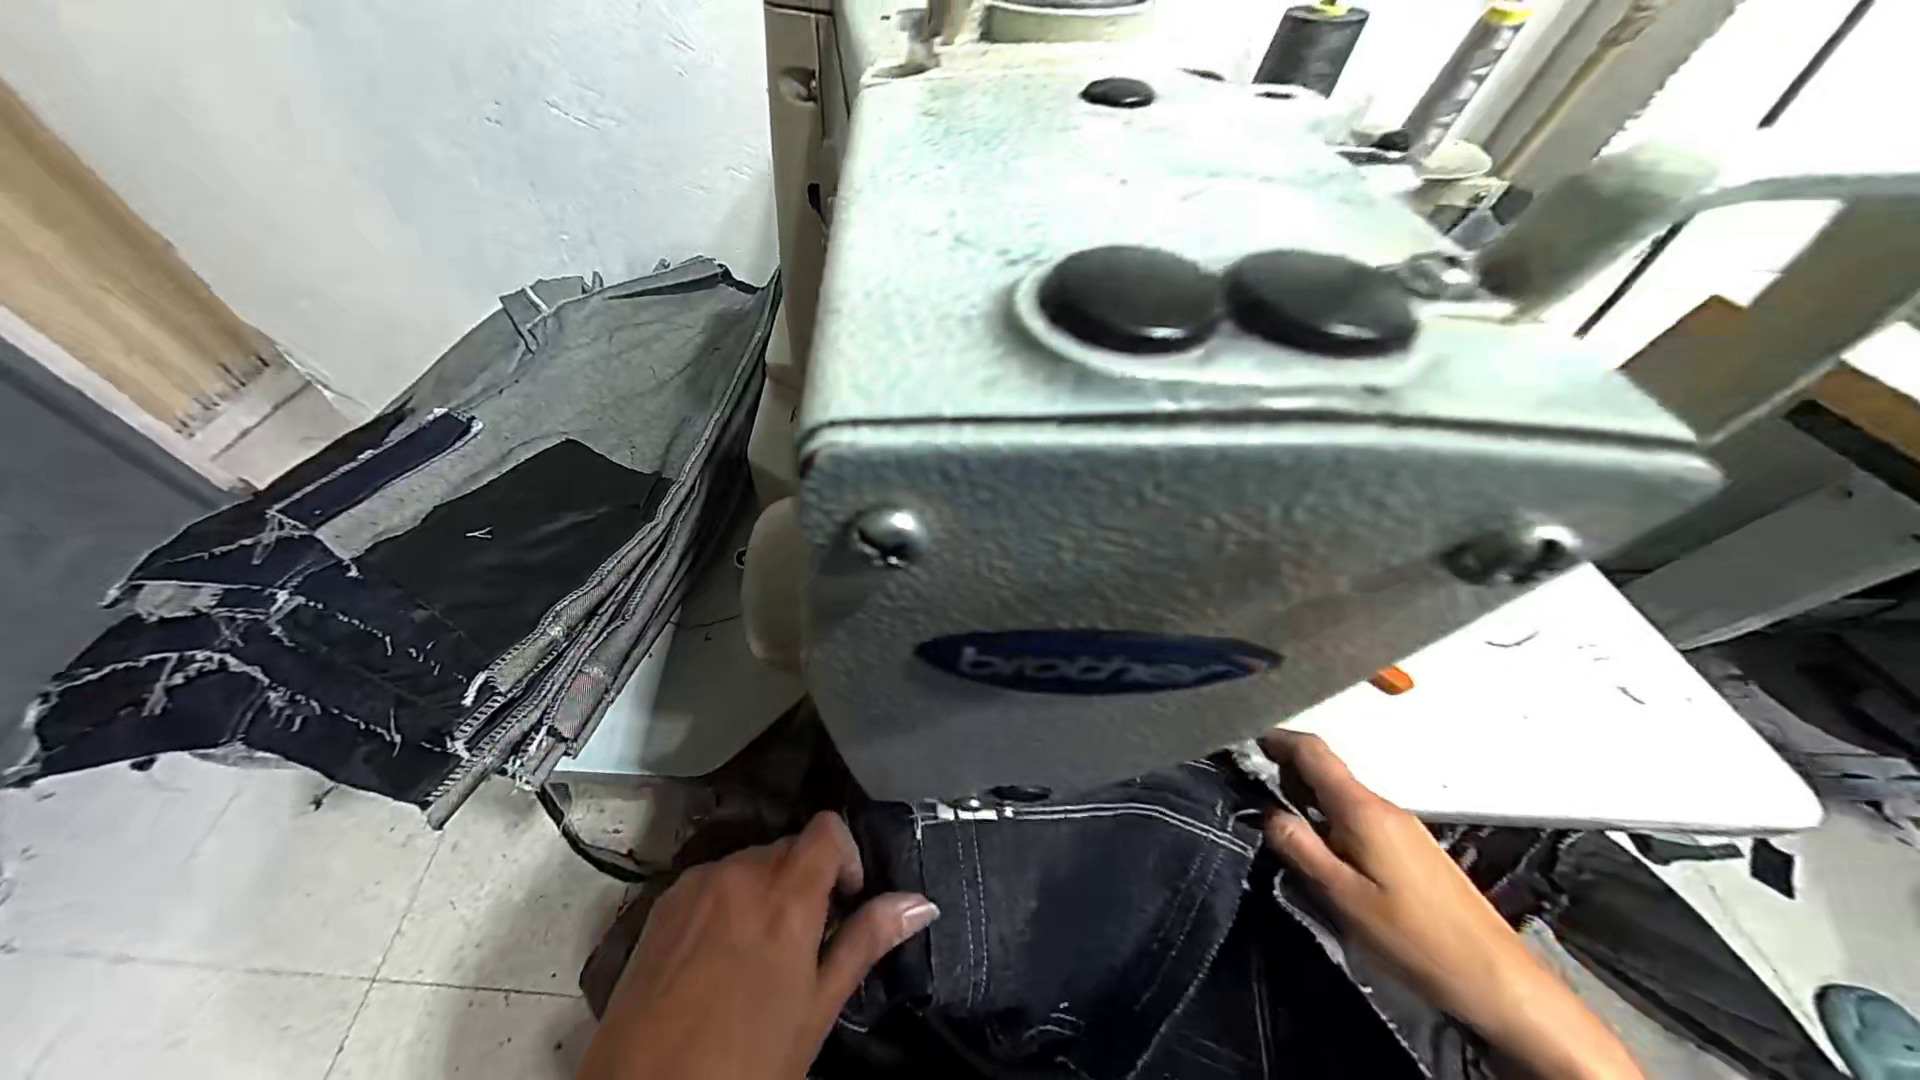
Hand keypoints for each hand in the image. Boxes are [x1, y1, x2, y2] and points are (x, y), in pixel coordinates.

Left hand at [578, 811, 938, 1079]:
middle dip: (807, 880)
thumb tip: (922, 902)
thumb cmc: (746, 1064)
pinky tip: (716, 959)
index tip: (844, 901)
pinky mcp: (661, 904)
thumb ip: (867, 941)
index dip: (846, 856)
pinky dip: (728, 900)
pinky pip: (712, 880)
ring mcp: (696, 885)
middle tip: (804, 942)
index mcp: (785, 895)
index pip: (827, 829)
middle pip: (790, 847)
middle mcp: (740, 872)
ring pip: (751, 862)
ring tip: (757, 956)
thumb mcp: (817, 1008)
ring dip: (766, 890)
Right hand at [1259, 732, 1643, 1079]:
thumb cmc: (1415, 937)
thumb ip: (1299, 846)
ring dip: (1308, 801)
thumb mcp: (1343, 895)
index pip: (1313, 751)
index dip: (1277, 739)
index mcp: (1362, 809)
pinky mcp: (1411, 847)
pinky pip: (1359, 817)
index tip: (1245, 744)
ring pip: (1341, 796)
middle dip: (1286, 774)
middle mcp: (1384, 807)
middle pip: (1326, 771)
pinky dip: (1330, 820)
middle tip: (1254, 796)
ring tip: (1284, 830)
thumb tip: (1266, 811)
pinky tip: (1325, 854)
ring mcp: (1402, 826)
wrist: (1500, 981)